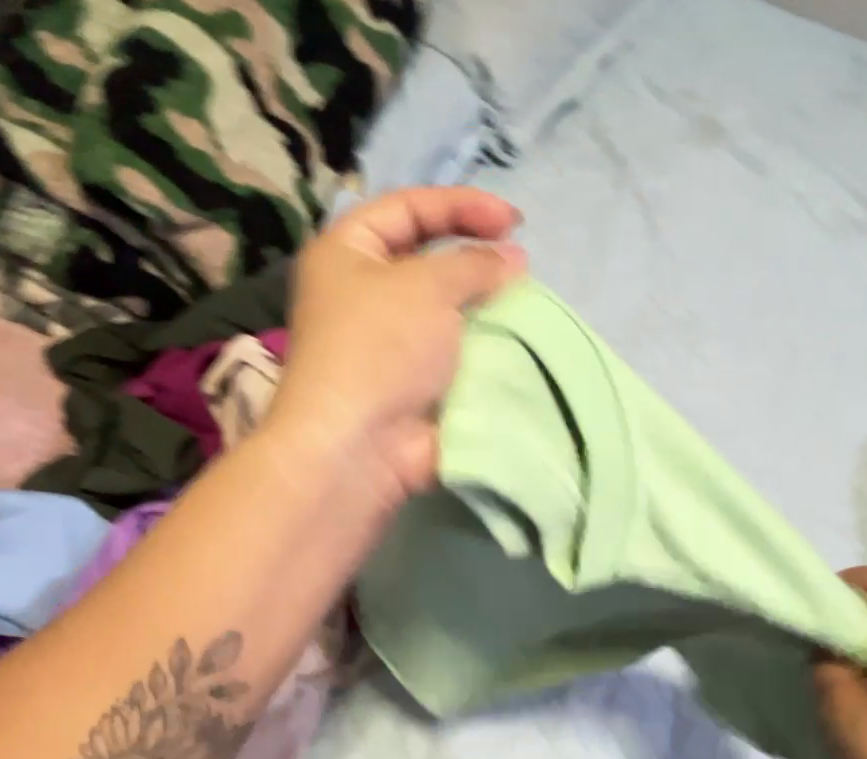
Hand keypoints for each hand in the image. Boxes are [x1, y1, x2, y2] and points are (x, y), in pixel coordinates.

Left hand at [264, 186, 527, 507]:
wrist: (359, 446)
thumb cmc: (380, 348)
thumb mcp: (427, 285)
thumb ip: (474, 262)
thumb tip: (511, 260)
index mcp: (346, 253)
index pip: (408, 207)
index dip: (461, 204)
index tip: (514, 221)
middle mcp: (362, 293)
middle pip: (426, 257)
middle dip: (475, 257)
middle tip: (519, 266)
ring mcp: (387, 342)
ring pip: (445, 308)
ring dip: (482, 305)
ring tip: (521, 305)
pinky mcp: (410, 383)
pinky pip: (452, 352)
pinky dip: (481, 346)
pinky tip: (512, 345)